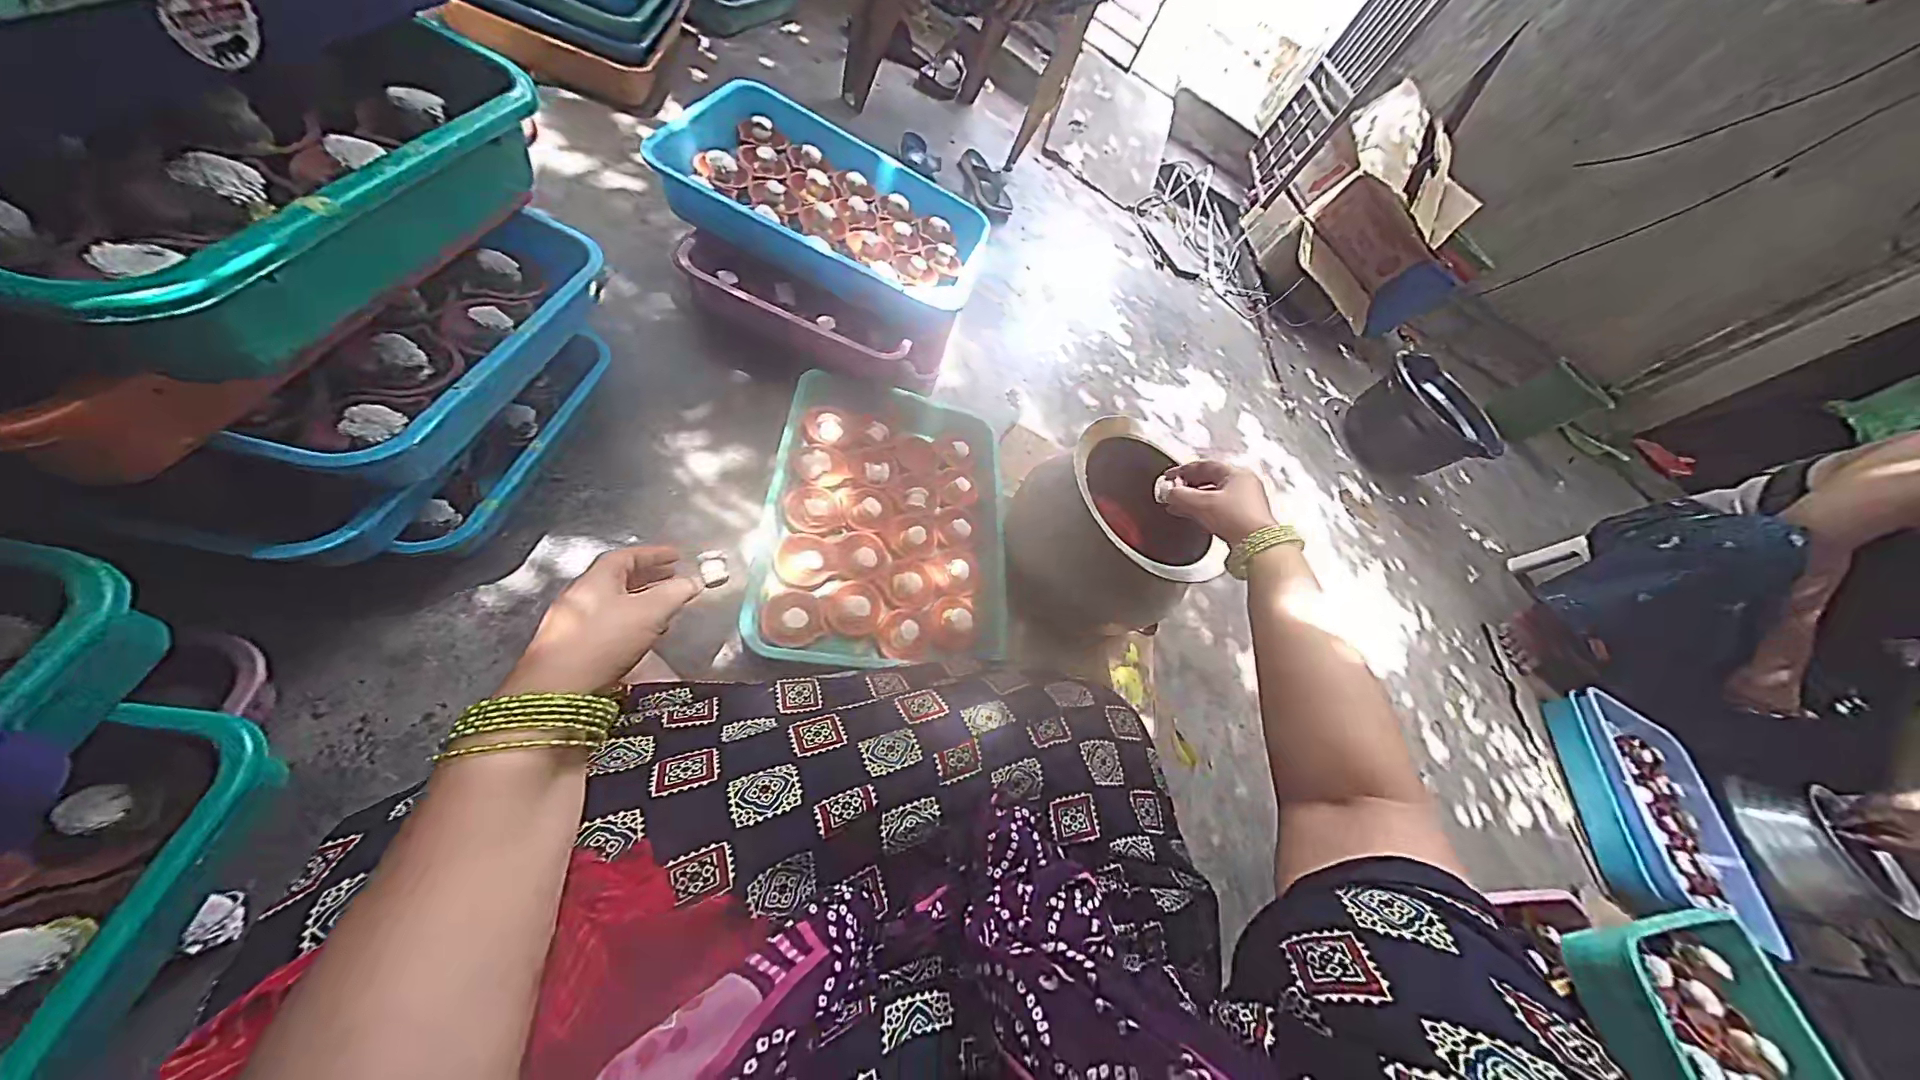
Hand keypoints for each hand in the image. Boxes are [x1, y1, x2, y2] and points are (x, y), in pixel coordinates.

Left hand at [497, 546, 703, 695]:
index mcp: (596, 580)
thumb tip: (693, 582)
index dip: (654, 554)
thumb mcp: (650, 612)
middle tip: (672, 577)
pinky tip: (642, 633)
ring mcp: (572, 622)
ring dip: (641, 600)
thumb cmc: (605, 640)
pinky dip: (630, 620)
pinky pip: (607, 623)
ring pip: (613, 602)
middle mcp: (580, 596)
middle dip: (649, 576)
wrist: (558, 688)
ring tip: (663, 606)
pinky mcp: (572, 647)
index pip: (626, 557)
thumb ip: (675, 593)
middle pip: (618, 578)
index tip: (676, 556)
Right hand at [1160, 460, 1277, 545]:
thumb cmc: (1238, 520)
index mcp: (1236, 473)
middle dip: (1186, 487)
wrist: (1256, 545)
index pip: (1203, 466)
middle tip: (1172, 492)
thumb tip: (1169, 493)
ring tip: (1178, 505)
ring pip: (1212, 494)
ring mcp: (1246, 500)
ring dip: (1193, 499)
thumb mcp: (1201, 504)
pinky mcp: (1244, 516)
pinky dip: (1203, 509)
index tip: (1169, 476)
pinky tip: (1193, 515)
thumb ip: (1180, 496)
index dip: (1182, 471)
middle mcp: (1243, 484)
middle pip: (1208, 480)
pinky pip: (1218, 507)